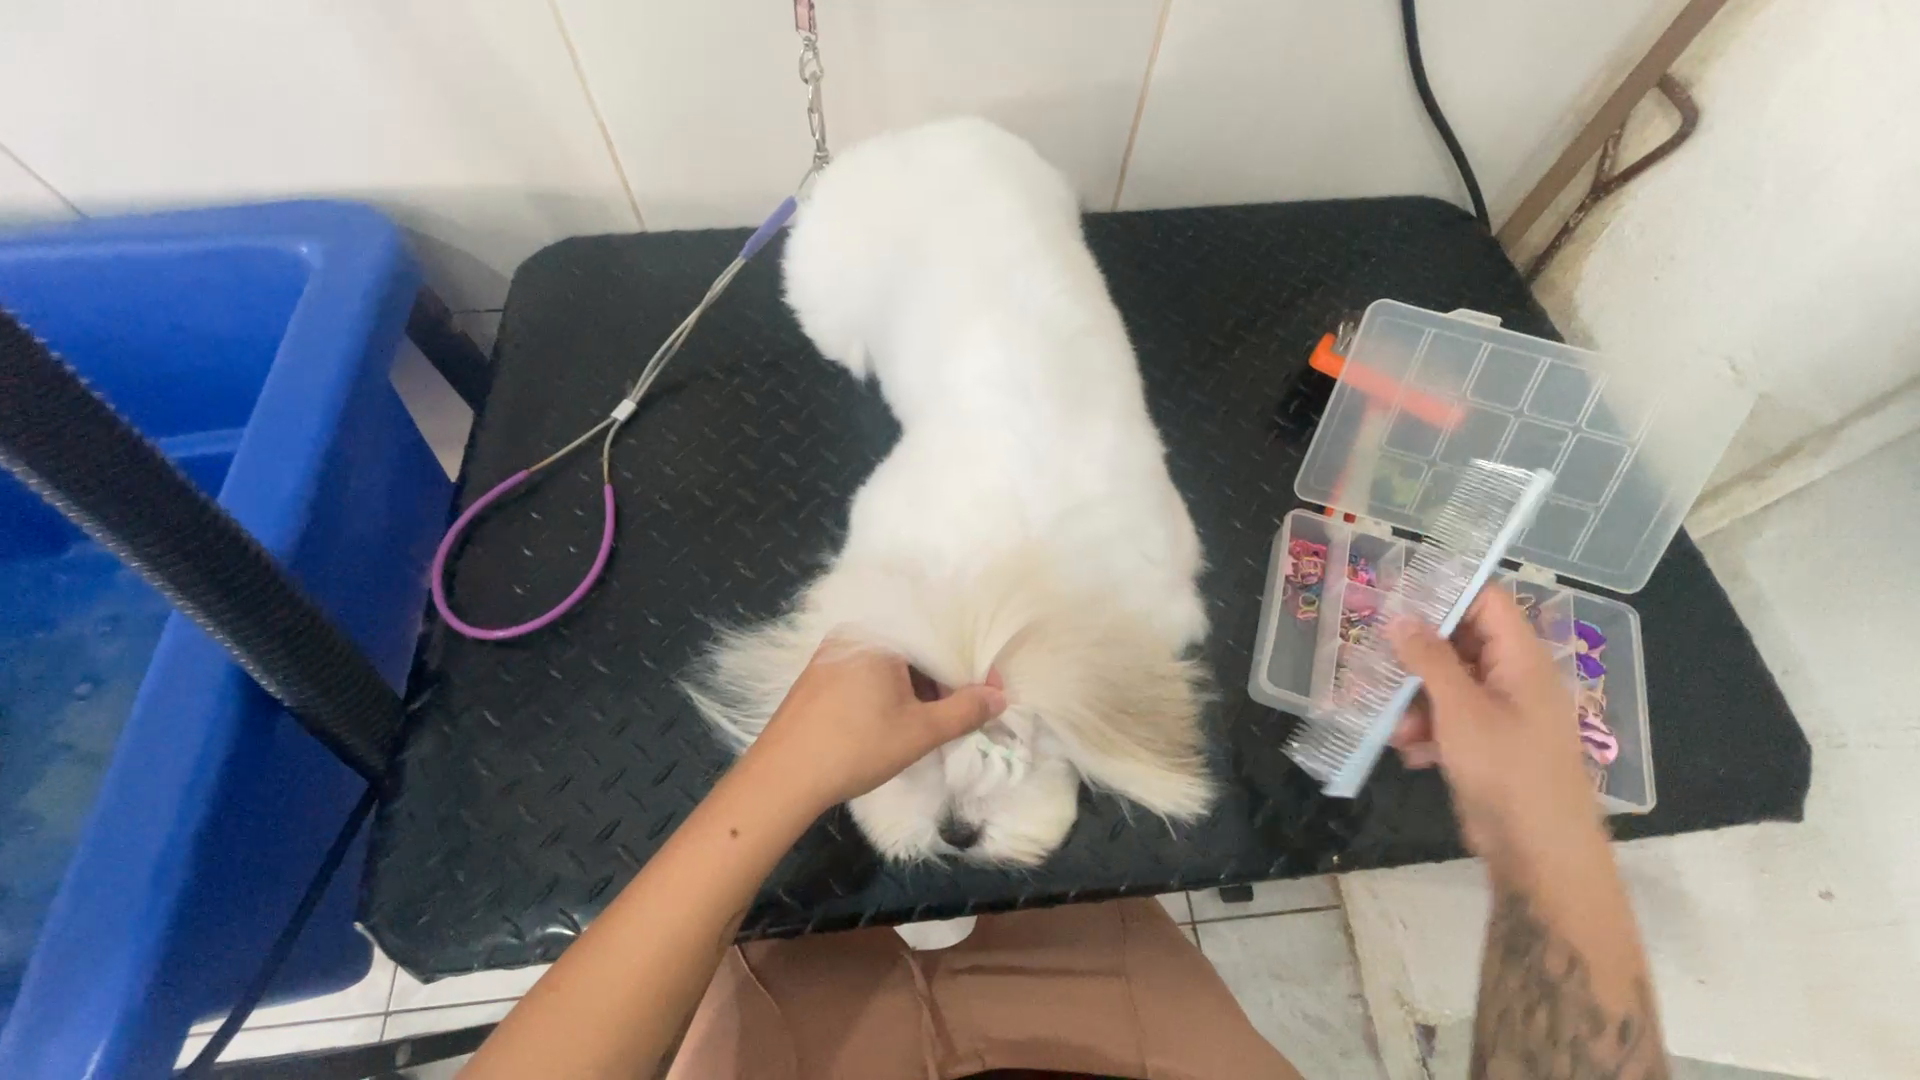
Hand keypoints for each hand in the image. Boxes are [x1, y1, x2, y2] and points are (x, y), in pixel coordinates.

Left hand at [740, 639, 1006, 814]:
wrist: (782, 778)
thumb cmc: (855, 746)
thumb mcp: (920, 732)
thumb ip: (965, 711)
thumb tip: (1000, 697)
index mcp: (879, 633)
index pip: (939, 638)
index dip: (968, 667)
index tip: (988, 694)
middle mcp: (855, 634)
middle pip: (915, 649)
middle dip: (943, 680)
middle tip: (964, 710)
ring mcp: (834, 654)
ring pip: (892, 663)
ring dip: (918, 688)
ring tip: (933, 720)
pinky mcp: (820, 675)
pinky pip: (869, 672)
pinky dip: (892, 690)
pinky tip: (899, 719)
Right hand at [1388, 589, 1602, 871]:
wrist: (1540, 853)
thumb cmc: (1507, 769)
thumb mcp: (1460, 708)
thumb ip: (1429, 658)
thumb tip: (1400, 616)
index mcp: (1522, 661)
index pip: (1487, 602)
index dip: (1445, 593)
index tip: (1395, 596)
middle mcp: (1515, 680)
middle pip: (1462, 643)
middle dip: (1417, 654)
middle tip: (1374, 655)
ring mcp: (1503, 714)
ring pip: (1449, 684)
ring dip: (1416, 700)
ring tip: (1394, 725)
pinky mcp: (1489, 745)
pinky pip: (1451, 719)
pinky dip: (1428, 729)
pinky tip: (1411, 751)